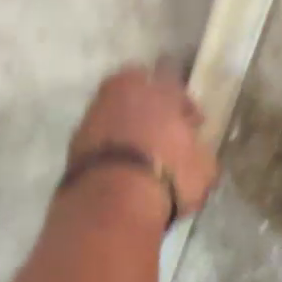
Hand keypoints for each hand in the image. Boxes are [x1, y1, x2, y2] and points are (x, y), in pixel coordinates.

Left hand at [68, 62, 219, 213]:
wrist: (116, 197)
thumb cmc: (170, 176)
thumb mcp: (204, 168)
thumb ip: (200, 149)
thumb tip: (195, 148)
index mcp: (160, 90)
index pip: (175, 83)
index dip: (186, 106)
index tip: (193, 124)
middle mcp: (124, 90)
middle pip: (138, 86)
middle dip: (151, 104)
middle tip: (165, 128)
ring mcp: (96, 110)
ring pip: (118, 108)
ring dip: (130, 123)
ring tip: (144, 150)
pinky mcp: (77, 135)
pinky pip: (102, 131)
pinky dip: (113, 141)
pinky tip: (124, 162)